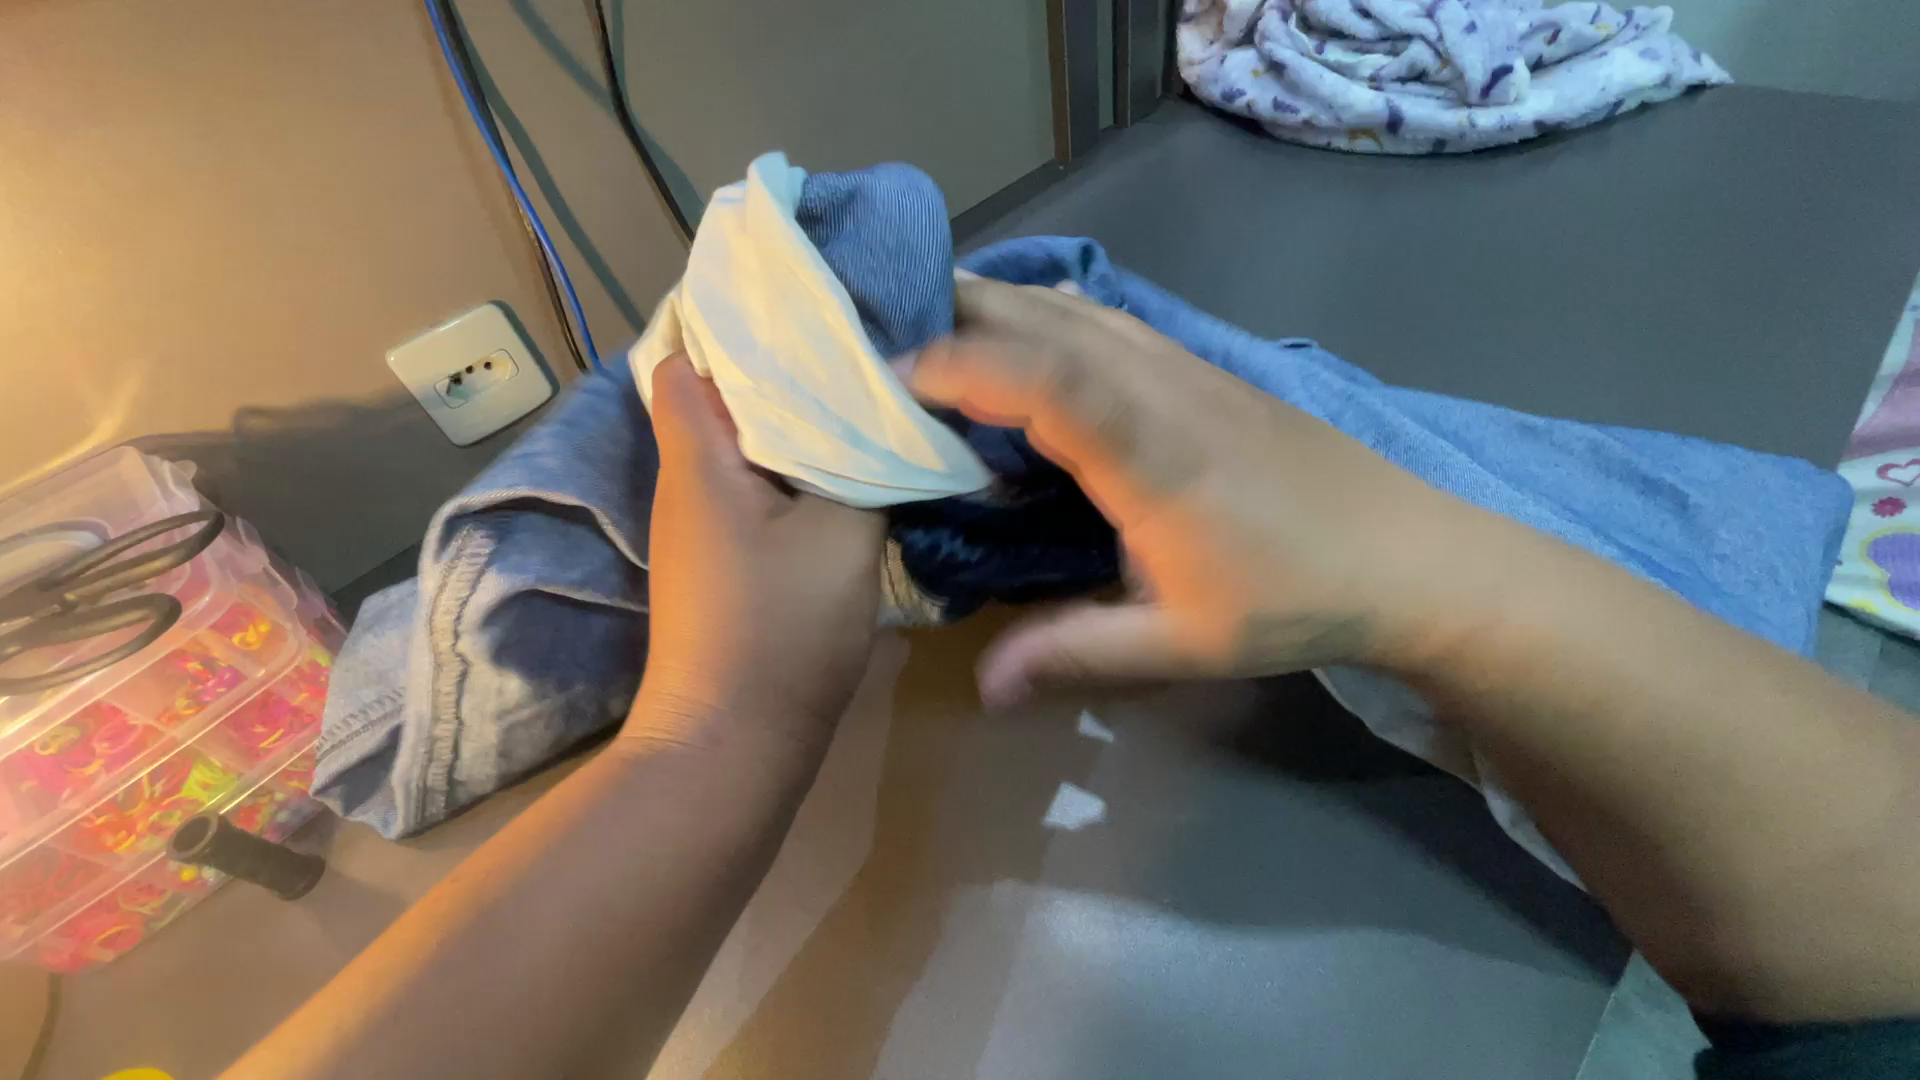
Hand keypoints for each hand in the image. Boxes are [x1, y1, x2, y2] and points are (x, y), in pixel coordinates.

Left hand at [632, 355, 885, 745]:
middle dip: (786, 371)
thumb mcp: (844, 531)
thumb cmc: (783, 627)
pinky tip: (847, 475)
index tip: (808, 312)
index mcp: (699, 456)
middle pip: (725, 399)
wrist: (735, 741)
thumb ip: (865, 460)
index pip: (691, 357)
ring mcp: (702, 526)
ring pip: (746, 447)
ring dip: (796, 427)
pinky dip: (796, 473)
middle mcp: (687, 482)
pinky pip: (757, 490)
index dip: (739, 326)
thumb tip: (881, 415)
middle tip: (860, 352)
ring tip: (863, 403)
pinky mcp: (724, 561)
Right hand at [911, 278, 1500, 704]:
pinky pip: (1108, 322)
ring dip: (1003, 303)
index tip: (894, 373)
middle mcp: (1162, 388)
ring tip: (937, 316)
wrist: (1413, 556)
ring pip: (1079, 310)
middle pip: (1051, 319)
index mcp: (1150, 453)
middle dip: (962, 310)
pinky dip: (1048, 314)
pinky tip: (1027, 329)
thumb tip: (982, 686)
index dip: (966, 364)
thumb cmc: (1294, 600)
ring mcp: (1186, 368)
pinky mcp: (1203, 370)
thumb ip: (1075, 651)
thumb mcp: (1180, 642)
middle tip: (887, 325)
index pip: (1046, 379)